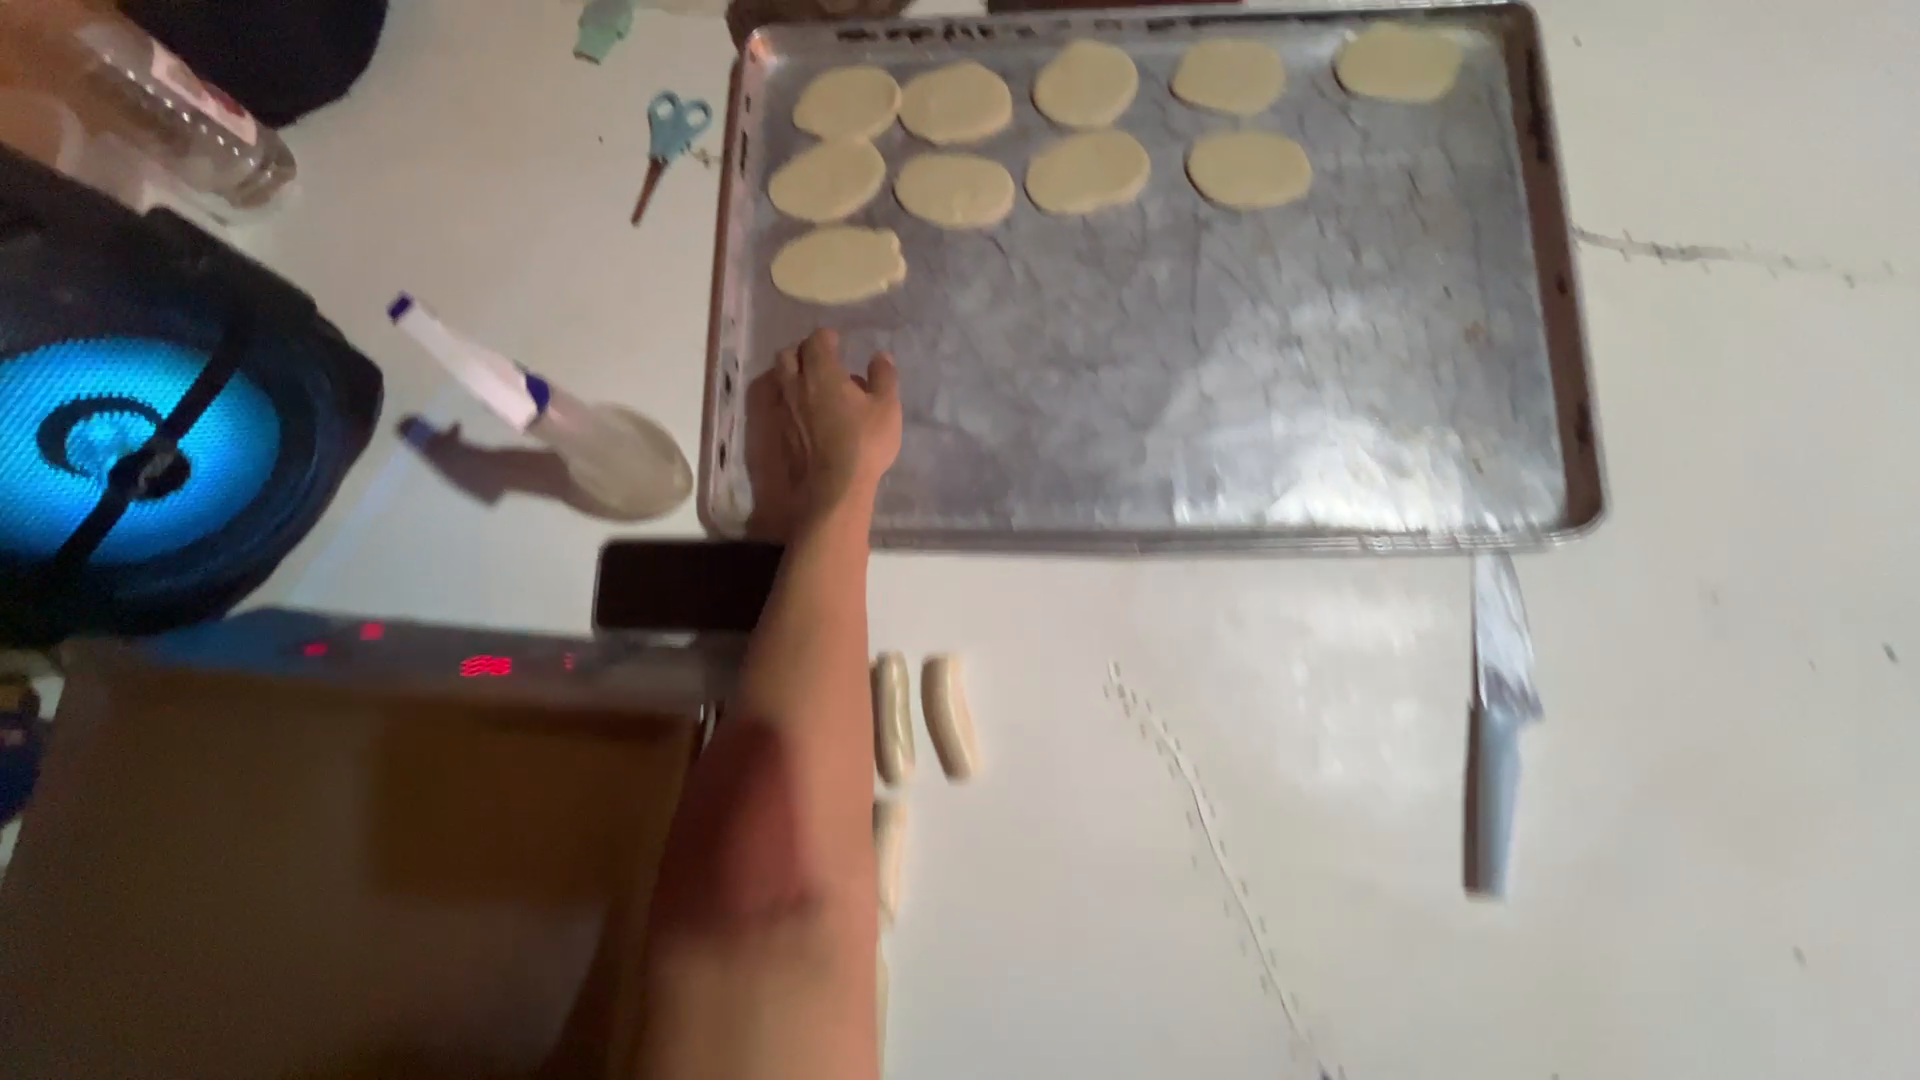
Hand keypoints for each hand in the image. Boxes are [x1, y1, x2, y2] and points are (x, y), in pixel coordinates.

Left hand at [774, 328, 900, 521]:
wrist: (830, 488)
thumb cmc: (864, 444)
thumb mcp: (887, 408)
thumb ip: (884, 377)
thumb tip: (881, 356)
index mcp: (822, 372)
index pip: (817, 340)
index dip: (827, 338)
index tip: (836, 342)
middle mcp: (794, 384)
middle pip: (788, 355)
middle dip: (803, 353)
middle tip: (819, 362)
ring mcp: (780, 409)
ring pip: (778, 380)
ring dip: (791, 376)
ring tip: (808, 387)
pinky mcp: (773, 432)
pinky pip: (774, 405)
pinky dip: (785, 401)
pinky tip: (798, 413)